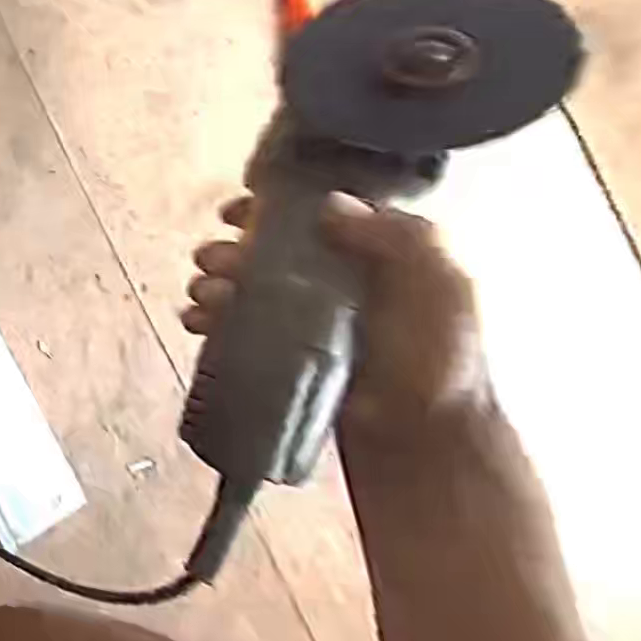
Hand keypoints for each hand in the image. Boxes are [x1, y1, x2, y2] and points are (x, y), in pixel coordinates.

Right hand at [180, 192, 490, 436]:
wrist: (417, 436)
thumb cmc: (436, 361)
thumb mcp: (441, 288)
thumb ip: (400, 238)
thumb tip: (329, 204)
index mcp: (361, 256)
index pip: (302, 218)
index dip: (264, 209)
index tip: (237, 212)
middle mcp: (318, 281)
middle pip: (253, 250)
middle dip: (227, 250)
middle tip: (219, 263)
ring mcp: (288, 317)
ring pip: (230, 284)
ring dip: (209, 282)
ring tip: (211, 296)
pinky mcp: (264, 349)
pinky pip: (220, 322)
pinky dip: (201, 315)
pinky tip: (200, 321)